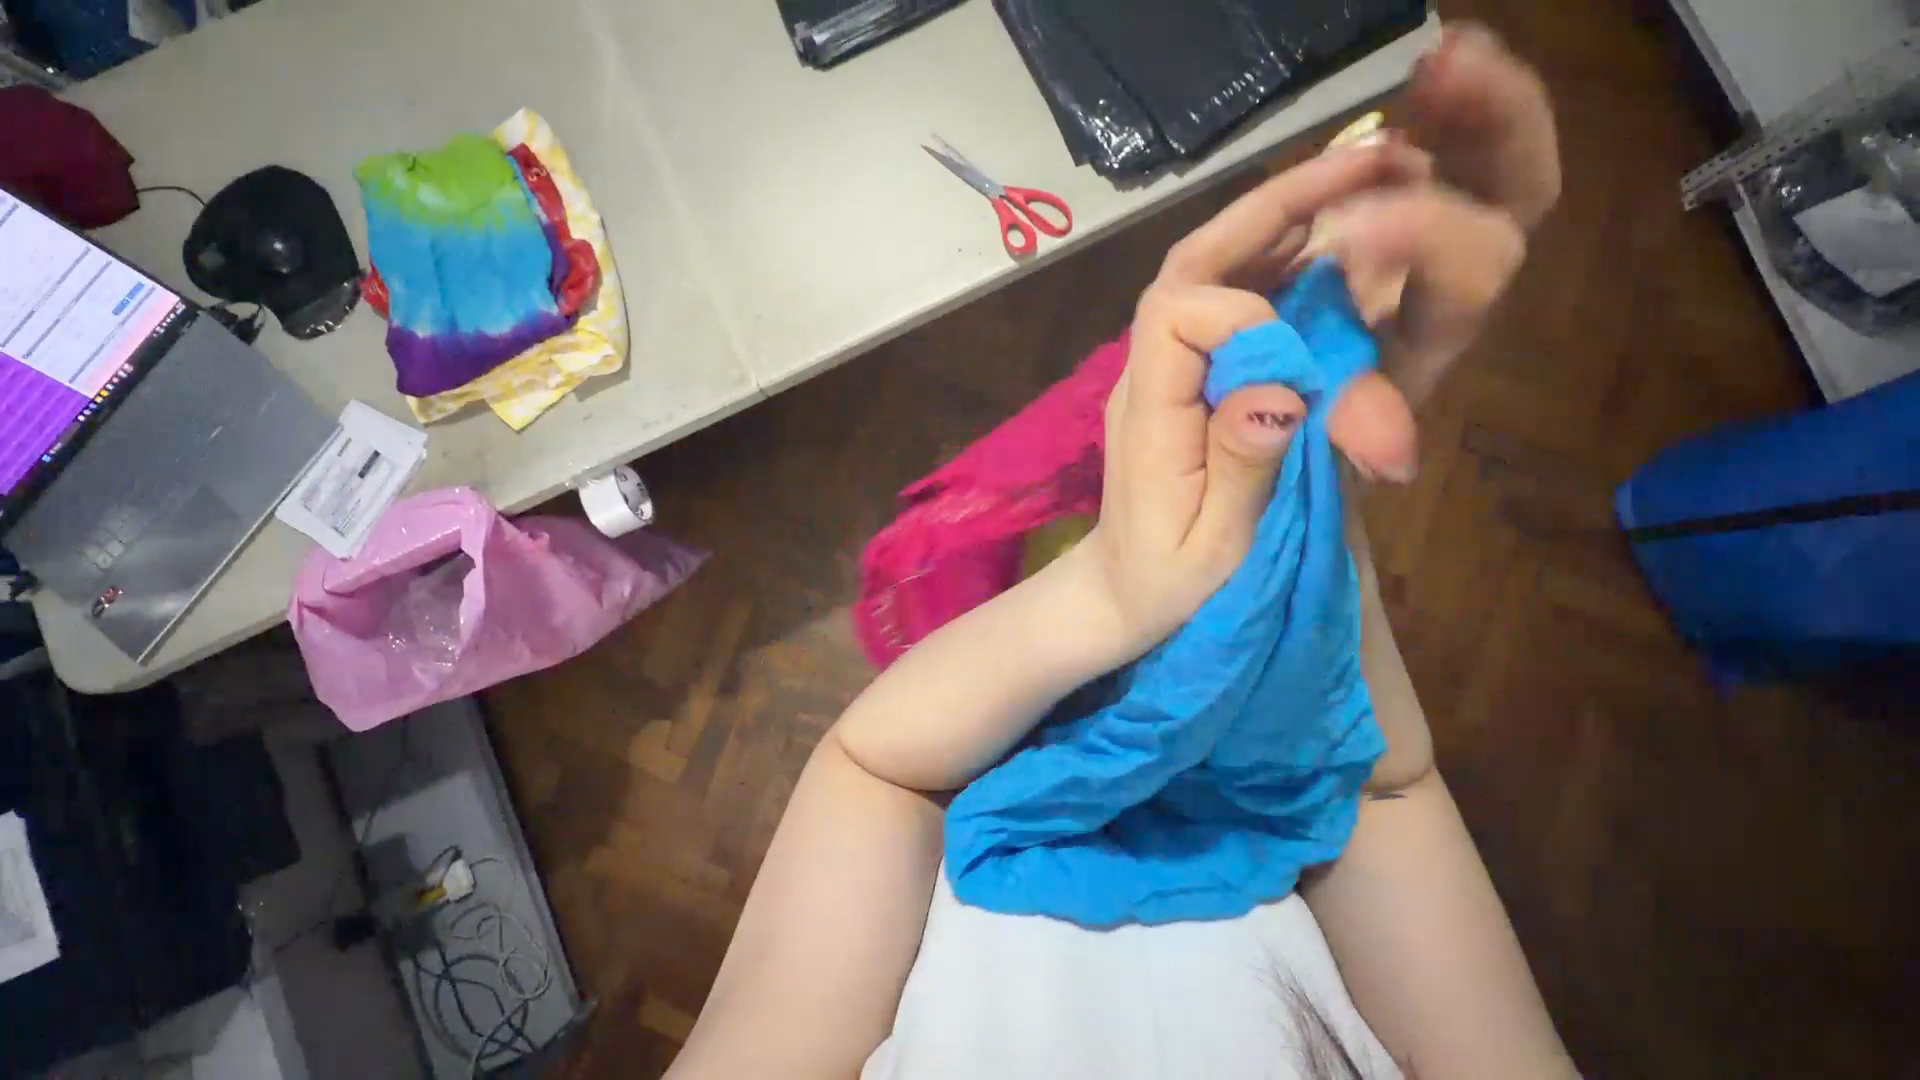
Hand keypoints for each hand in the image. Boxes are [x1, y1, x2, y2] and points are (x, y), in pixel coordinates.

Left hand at [1085, 23, 1560, 653]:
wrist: (1119, 593)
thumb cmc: (1166, 583)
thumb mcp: (1213, 544)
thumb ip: (1242, 463)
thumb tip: (1280, 384)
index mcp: (1149, 412)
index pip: (1179, 314)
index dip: (1243, 313)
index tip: (1300, 359)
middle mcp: (1147, 373)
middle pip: (1189, 265)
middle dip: (1269, 210)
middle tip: (1366, 162)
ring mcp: (1161, 370)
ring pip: (1204, 271)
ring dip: (1277, 220)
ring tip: (1363, 178)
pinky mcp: (1182, 378)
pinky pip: (1220, 302)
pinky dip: (1274, 264)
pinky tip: (1328, 247)